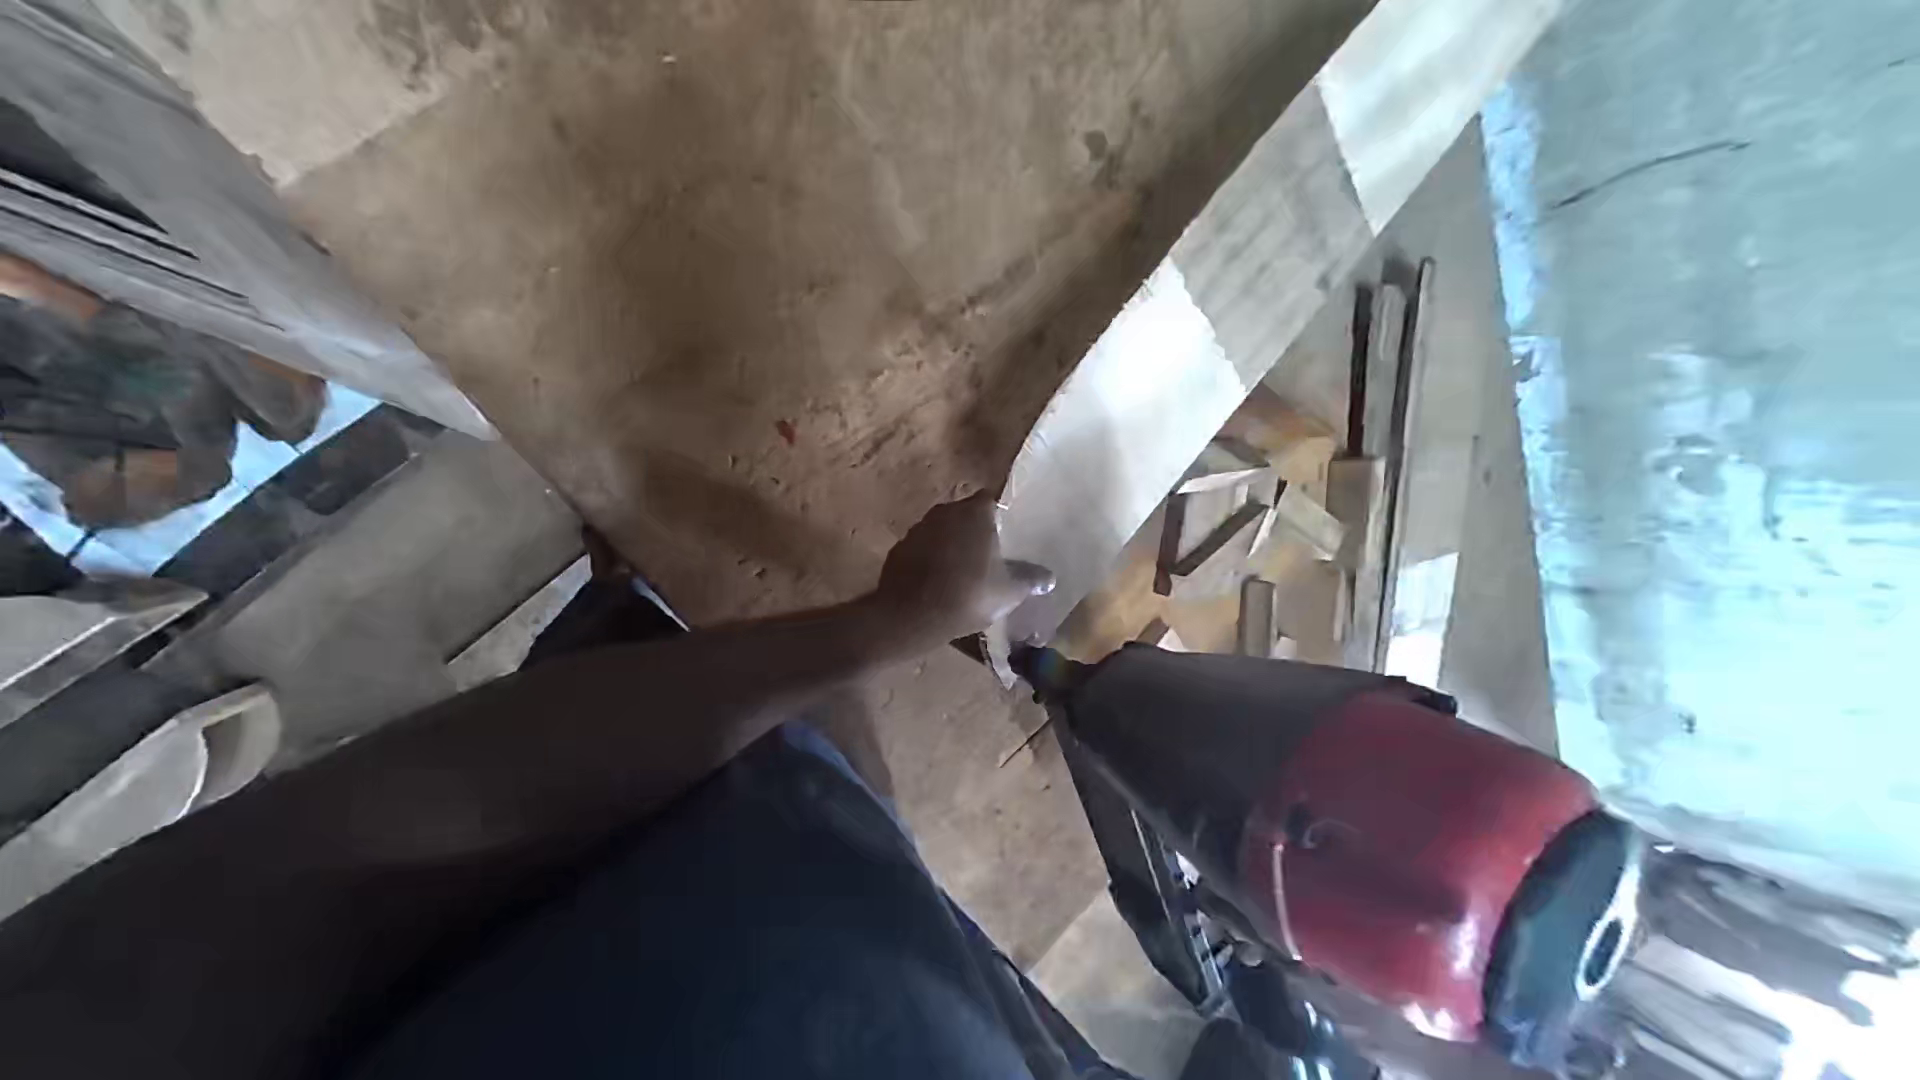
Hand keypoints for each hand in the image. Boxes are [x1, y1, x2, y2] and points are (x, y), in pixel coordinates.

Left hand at [870, 492, 1054, 644]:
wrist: (911, 615)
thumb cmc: (969, 594)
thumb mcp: (1009, 591)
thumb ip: (1030, 579)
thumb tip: (1050, 578)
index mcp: (973, 512)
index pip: (990, 500)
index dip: (999, 515)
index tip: (1006, 532)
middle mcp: (943, 512)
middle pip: (964, 515)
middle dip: (974, 531)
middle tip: (988, 554)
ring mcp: (916, 530)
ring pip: (941, 532)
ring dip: (950, 546)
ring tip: (963, 571)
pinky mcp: (898, 550)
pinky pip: (921, 551)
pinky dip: (930, 561)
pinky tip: (937, 584)